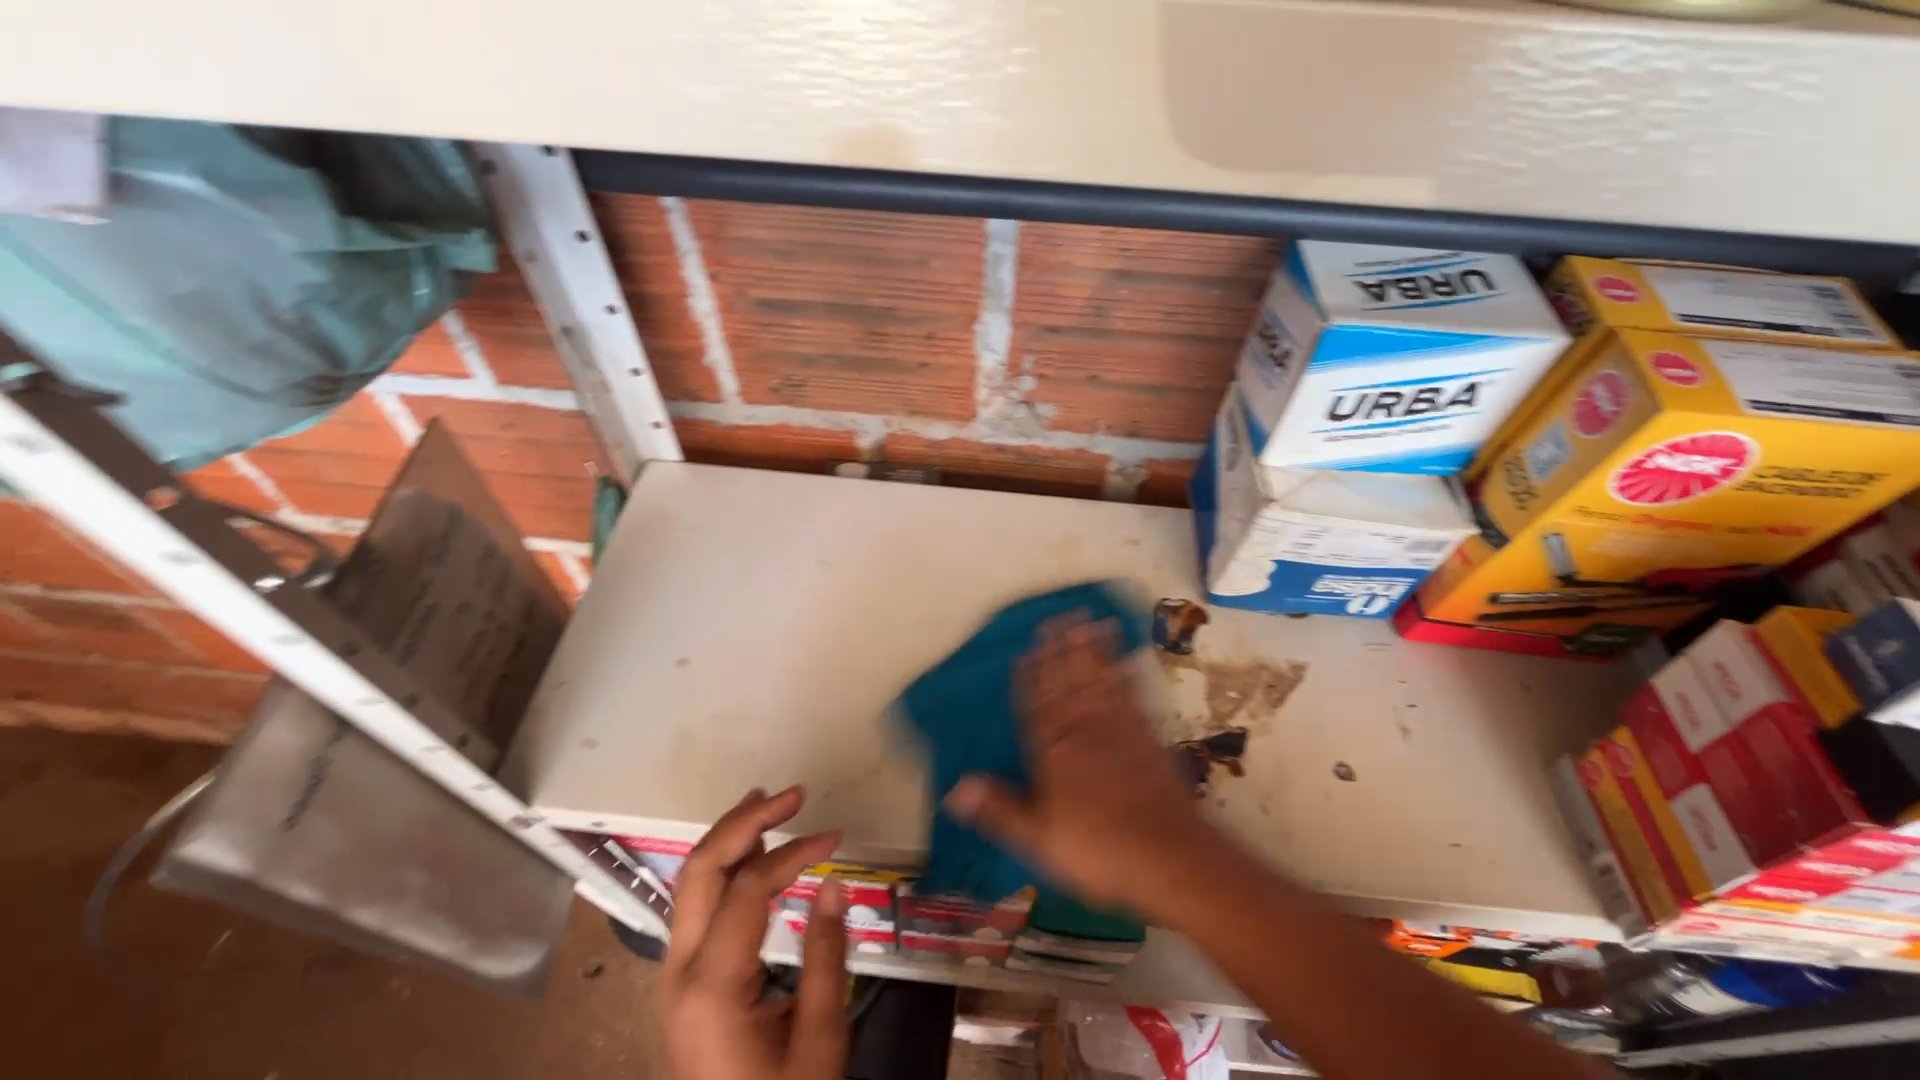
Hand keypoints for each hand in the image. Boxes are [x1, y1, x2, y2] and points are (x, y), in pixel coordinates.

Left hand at [660, 786, 847, 1079]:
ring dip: (728, 838)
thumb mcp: (819, 1040)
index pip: (749, 889)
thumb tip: (837, 885)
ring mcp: (672, 977)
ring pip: (689, 885)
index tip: (836, 836)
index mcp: (711, 987)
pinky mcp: (682, 983)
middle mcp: (678, 972)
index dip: (794, 852)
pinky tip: (752, 855)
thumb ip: (827, 958)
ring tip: (769, 807)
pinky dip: (723, 869)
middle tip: (792, 794)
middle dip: (744, 822)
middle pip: (699, 871)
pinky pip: (695, 908)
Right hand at [943, 614, 1222, 915]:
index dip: (1029, 677)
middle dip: (1059, 650)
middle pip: (1068, 683)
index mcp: (1054, 752)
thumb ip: (999, 809)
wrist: (1172, 857)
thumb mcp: (1039, 839)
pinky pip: (1132, 693)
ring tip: (1085, 621)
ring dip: (1091, 650)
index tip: (1023, 648)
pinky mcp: (1150, 737)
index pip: (1035, 706)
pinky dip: (1125, 671)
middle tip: (1054, 617)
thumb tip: (955, 788)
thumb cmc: (1100, 850)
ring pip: (1100, 680)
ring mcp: (1121, 729)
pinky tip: (1123, 659)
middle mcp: (1085, 730)